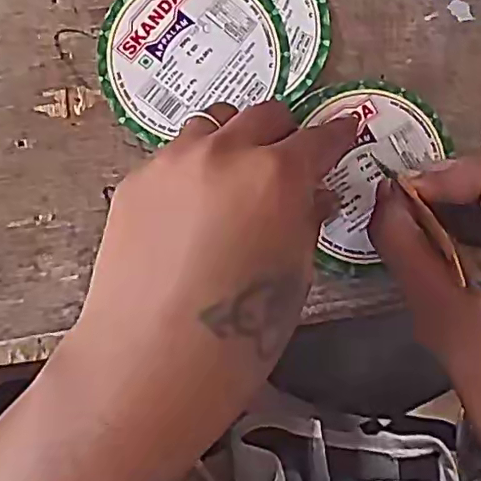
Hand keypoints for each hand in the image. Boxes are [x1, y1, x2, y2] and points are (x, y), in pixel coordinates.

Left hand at [60, 101, 361, 457]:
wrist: (146, 367)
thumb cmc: (238, 337)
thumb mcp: (294, 276)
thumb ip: (308, 219)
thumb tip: (316, 194)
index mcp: (276, 175)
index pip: (319, 137)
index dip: (337, 134)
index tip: (344, 133)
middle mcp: (225, 153)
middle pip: (265, 114)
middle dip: (285, 131)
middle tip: (288, 159)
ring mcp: (175, 161)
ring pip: (215, 123)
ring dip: (234, 139)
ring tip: (235, 176)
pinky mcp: (137, 180)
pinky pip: (176, 155)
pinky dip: (194, 166)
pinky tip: (191, 209)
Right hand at [372, 153, 480, 480]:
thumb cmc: (480, 358)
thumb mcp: (432, 300)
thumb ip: (402, 239)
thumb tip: (383, 190)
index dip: (441, 175)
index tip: (400, 192)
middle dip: (440, 183)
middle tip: (400, 201)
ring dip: (446, 193)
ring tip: (411, 214)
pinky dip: (457, 205)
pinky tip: (434, 227)